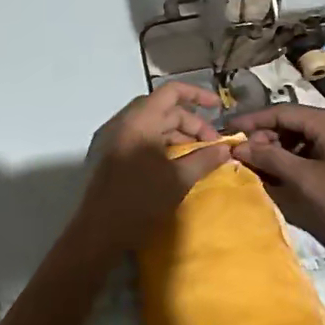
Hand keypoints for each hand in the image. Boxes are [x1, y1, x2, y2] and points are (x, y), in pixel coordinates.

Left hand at [69, 82, 232, 252]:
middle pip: (164, 109)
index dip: (197, 95)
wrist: (98, 232)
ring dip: (178, 135)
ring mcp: (115, 139)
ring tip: (198, 155)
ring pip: (153, 125)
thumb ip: (204, 159)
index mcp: (140, 122)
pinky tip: (177, 163)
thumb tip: (226, 149)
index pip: (171, 92)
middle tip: (212, 144)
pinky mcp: (112, 155)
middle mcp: (125, 123)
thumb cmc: (140, 201)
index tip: (218, 108)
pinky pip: (142, 138)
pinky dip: (162, 144)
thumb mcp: (179, 180)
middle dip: (191, 123)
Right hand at [228, 104, 324, 261]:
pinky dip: (299, 158)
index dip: (252, 121)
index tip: (227, 131)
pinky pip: (319, 148)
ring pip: (306, 137)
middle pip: (294, 122)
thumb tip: (239, 147)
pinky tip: (285, 174)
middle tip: (241, 156)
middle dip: (266, 137)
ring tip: (259, 167)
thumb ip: (271, 159)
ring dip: (281, 149)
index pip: (282, 111)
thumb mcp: (307, 181)